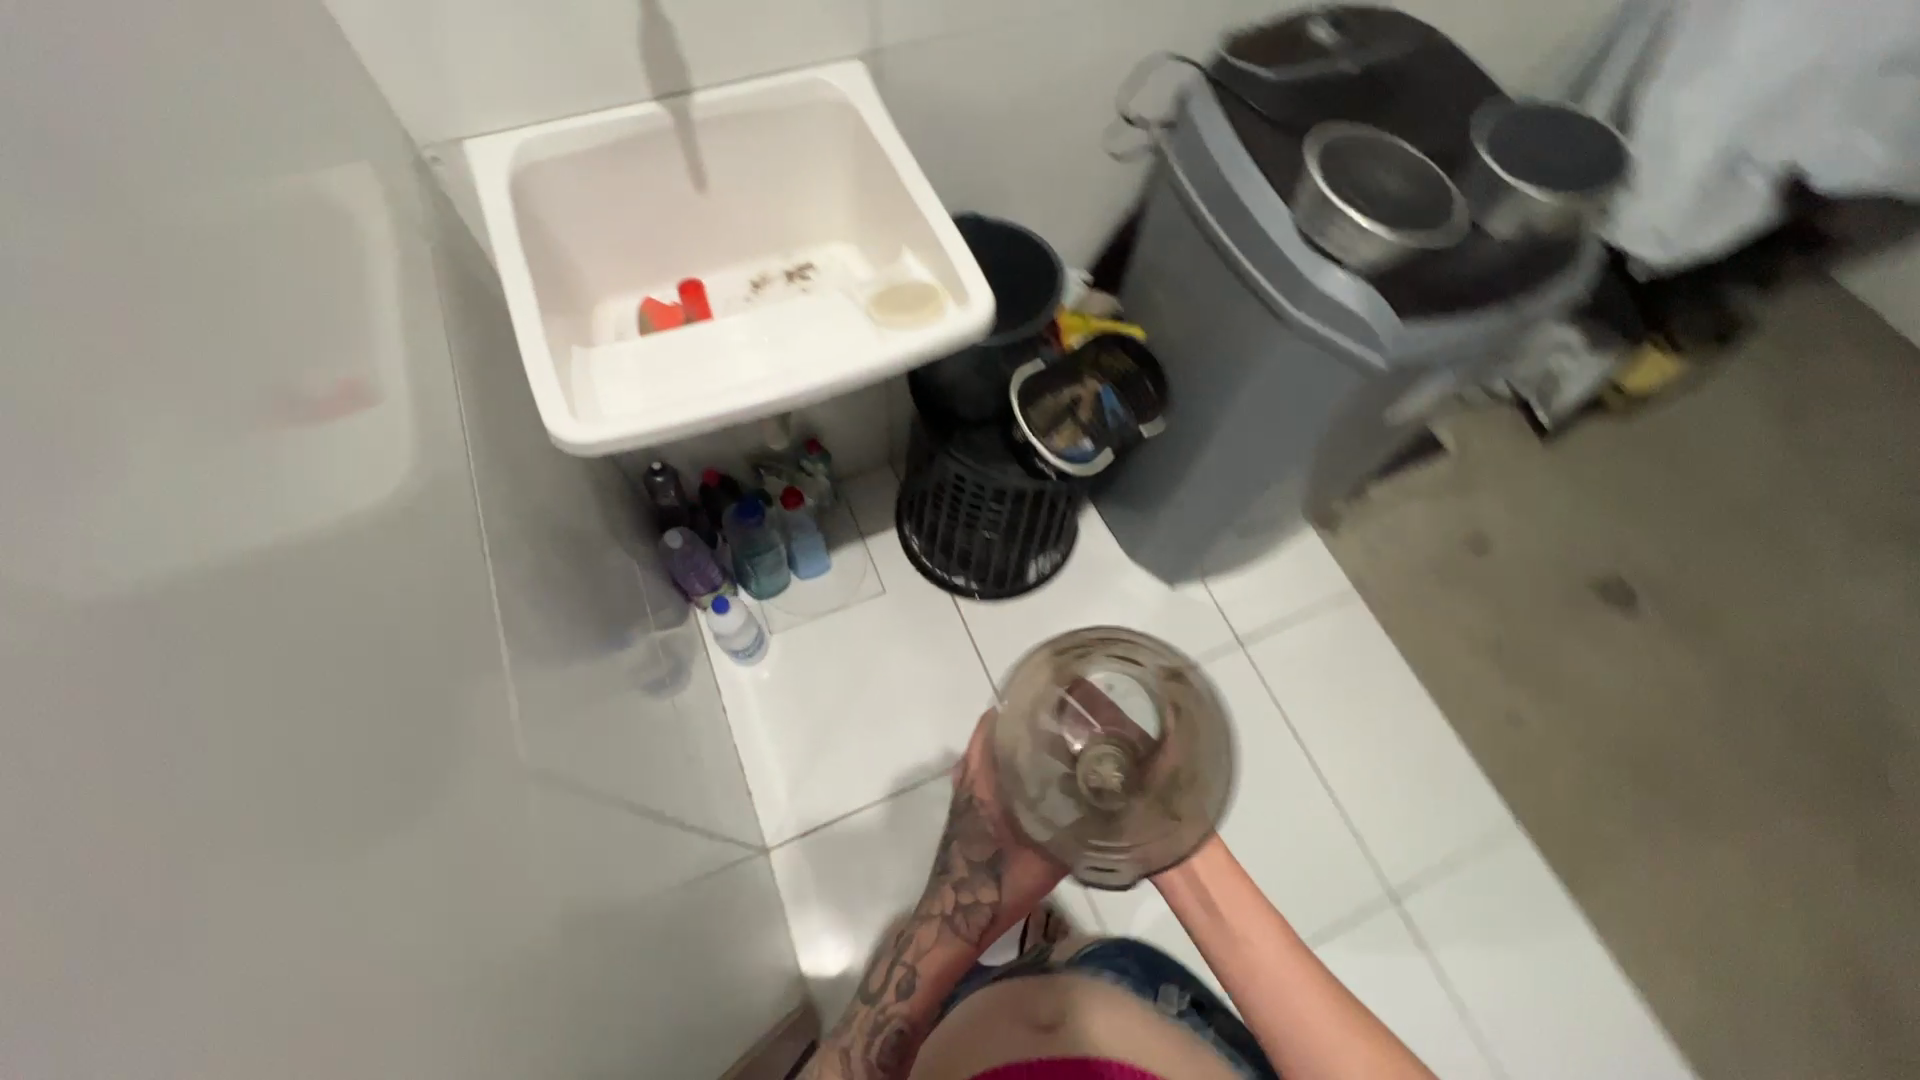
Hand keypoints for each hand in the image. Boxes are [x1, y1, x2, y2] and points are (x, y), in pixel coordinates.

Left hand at [917, 707, 1067, 945]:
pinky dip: (997, 768)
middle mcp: (969, 780)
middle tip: (1058, 722)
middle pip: (987, 735)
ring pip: (981, 756)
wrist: (956, 919)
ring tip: (1045, 746)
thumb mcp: (1049, 858)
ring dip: (1006, 746)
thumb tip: (1116, 808)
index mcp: (984, 780)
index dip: (1020, 706)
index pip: (993, 725)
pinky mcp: (962, 814)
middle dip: (1018, 723)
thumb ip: (1079, 831)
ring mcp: (962, 797)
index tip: (1053, 700)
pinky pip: (979, 775)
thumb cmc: (999, 884)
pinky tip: (1027, 783)